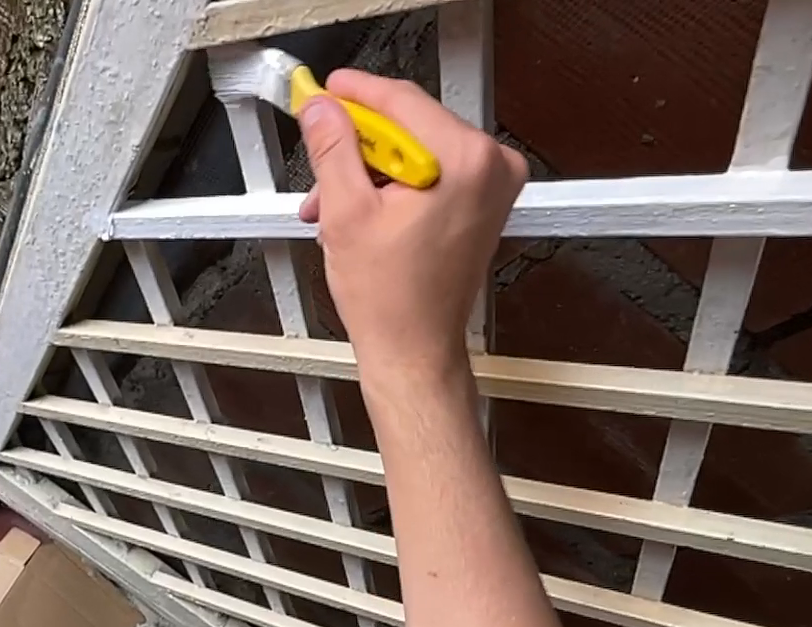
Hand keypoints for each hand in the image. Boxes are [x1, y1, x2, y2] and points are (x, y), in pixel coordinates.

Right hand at [299, 71, 526, 385]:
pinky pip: (431, 175)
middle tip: (319, 179)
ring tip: (333, 212)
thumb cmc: (389, 300)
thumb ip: (333, 152)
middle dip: (356, 152)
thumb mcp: (345, 216)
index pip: (402, 102)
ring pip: (416, 154)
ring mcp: (492, 185)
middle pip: (409, 129)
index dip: (355, 96)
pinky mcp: (483, 204)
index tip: (325, 93)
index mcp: (464, 161)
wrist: (413, 349)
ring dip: (369, 176)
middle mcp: (491, 165)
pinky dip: (393, 189)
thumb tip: (322, 111)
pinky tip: (362, 216)